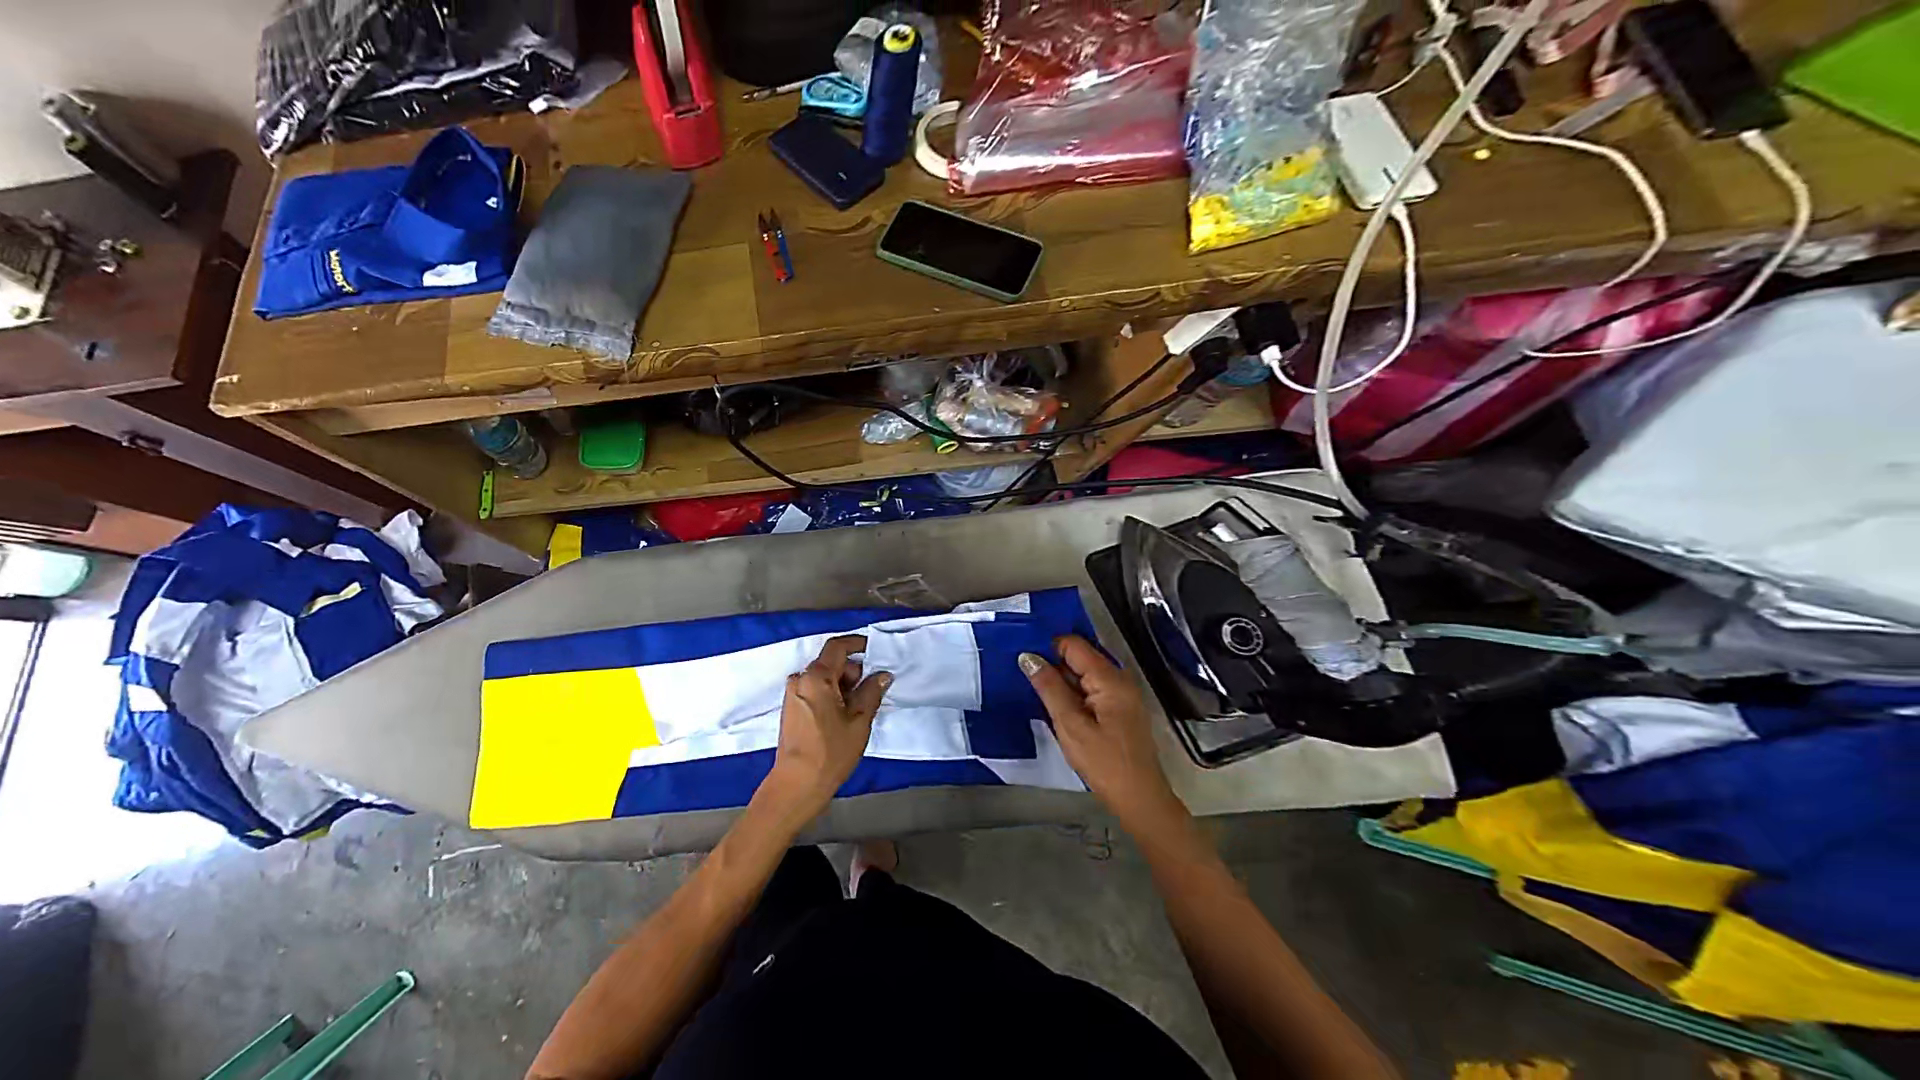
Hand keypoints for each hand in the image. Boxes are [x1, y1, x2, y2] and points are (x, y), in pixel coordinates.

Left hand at [762, 635, 890, 818]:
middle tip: (871, 692)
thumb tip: (882, 674)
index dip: (858, 644)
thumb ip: (871, 691)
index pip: (837, 647)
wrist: (797, 784)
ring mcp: (792, 694)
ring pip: (823, 678)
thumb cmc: (831, 751)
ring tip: (858, 710)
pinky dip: (830, 695)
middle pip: (830, 663)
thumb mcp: (859, 720)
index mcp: (816, 677)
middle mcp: (800, 680)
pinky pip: (814, 690)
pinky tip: (842, 717)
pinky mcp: (790, 709)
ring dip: (842, 686)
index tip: (875, 651)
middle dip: (853, 672)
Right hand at [1020, 636, 1185, 834]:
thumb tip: (1029, 657)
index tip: (1022, 658)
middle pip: (1080, 658)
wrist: (1139, 798)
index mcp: (1109, 678)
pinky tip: (1056, 707)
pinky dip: (1074, 695)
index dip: (1047, 647)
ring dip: (1062, 681)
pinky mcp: (1120, 710)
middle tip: (1022, 675)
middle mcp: (1119, 679)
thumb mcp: (1070, 725)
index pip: (1074, 645)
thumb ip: (1049, 688)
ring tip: (1034, 690)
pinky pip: (1092, 691)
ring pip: (1085, 675)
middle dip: (1053, 663)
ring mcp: (1122, 695)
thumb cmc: (1104, 762)